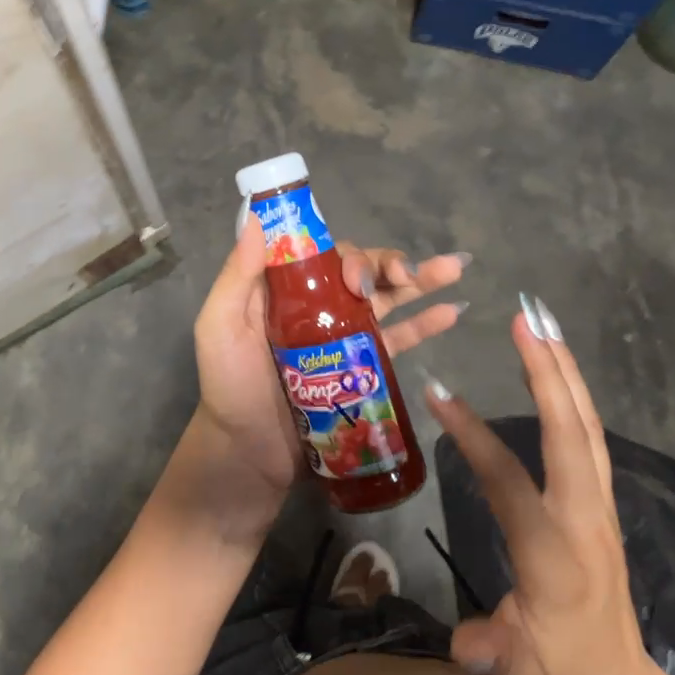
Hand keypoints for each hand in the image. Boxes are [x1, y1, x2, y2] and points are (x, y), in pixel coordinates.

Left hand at [191, 217, 468, 513]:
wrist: (248, 455)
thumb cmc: (230, 387)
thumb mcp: (220, 326)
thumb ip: (236, 276)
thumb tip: (258, 219)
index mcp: (279, 290)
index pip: (318, 254)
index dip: (343, 248)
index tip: (358, 265)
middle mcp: (312, 306)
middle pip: (356, 272)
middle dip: (385, 263)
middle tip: (404, 274)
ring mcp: (340, 336)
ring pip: (384, 297)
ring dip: (419, 280)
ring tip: (454, 268)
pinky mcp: (360, 368)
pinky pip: (397, 338)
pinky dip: (426, 323)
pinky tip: (453, 311)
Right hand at [422, 300, 666, 674]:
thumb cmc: (558, 670)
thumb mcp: (518, 667)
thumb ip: (489, 646)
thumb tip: (465, 643)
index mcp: (555, 557)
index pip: (511, 483)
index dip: (475, 437)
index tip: (437, 393)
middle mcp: (585, 523)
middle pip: (573, 437)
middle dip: (550, 375)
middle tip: (526, 319)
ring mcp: (601, 511)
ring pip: (589, 432)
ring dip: (567, 375)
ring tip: (544, 327)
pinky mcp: (603, 507)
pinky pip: (591, 443)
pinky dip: (575, 399)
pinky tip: (558, 374)